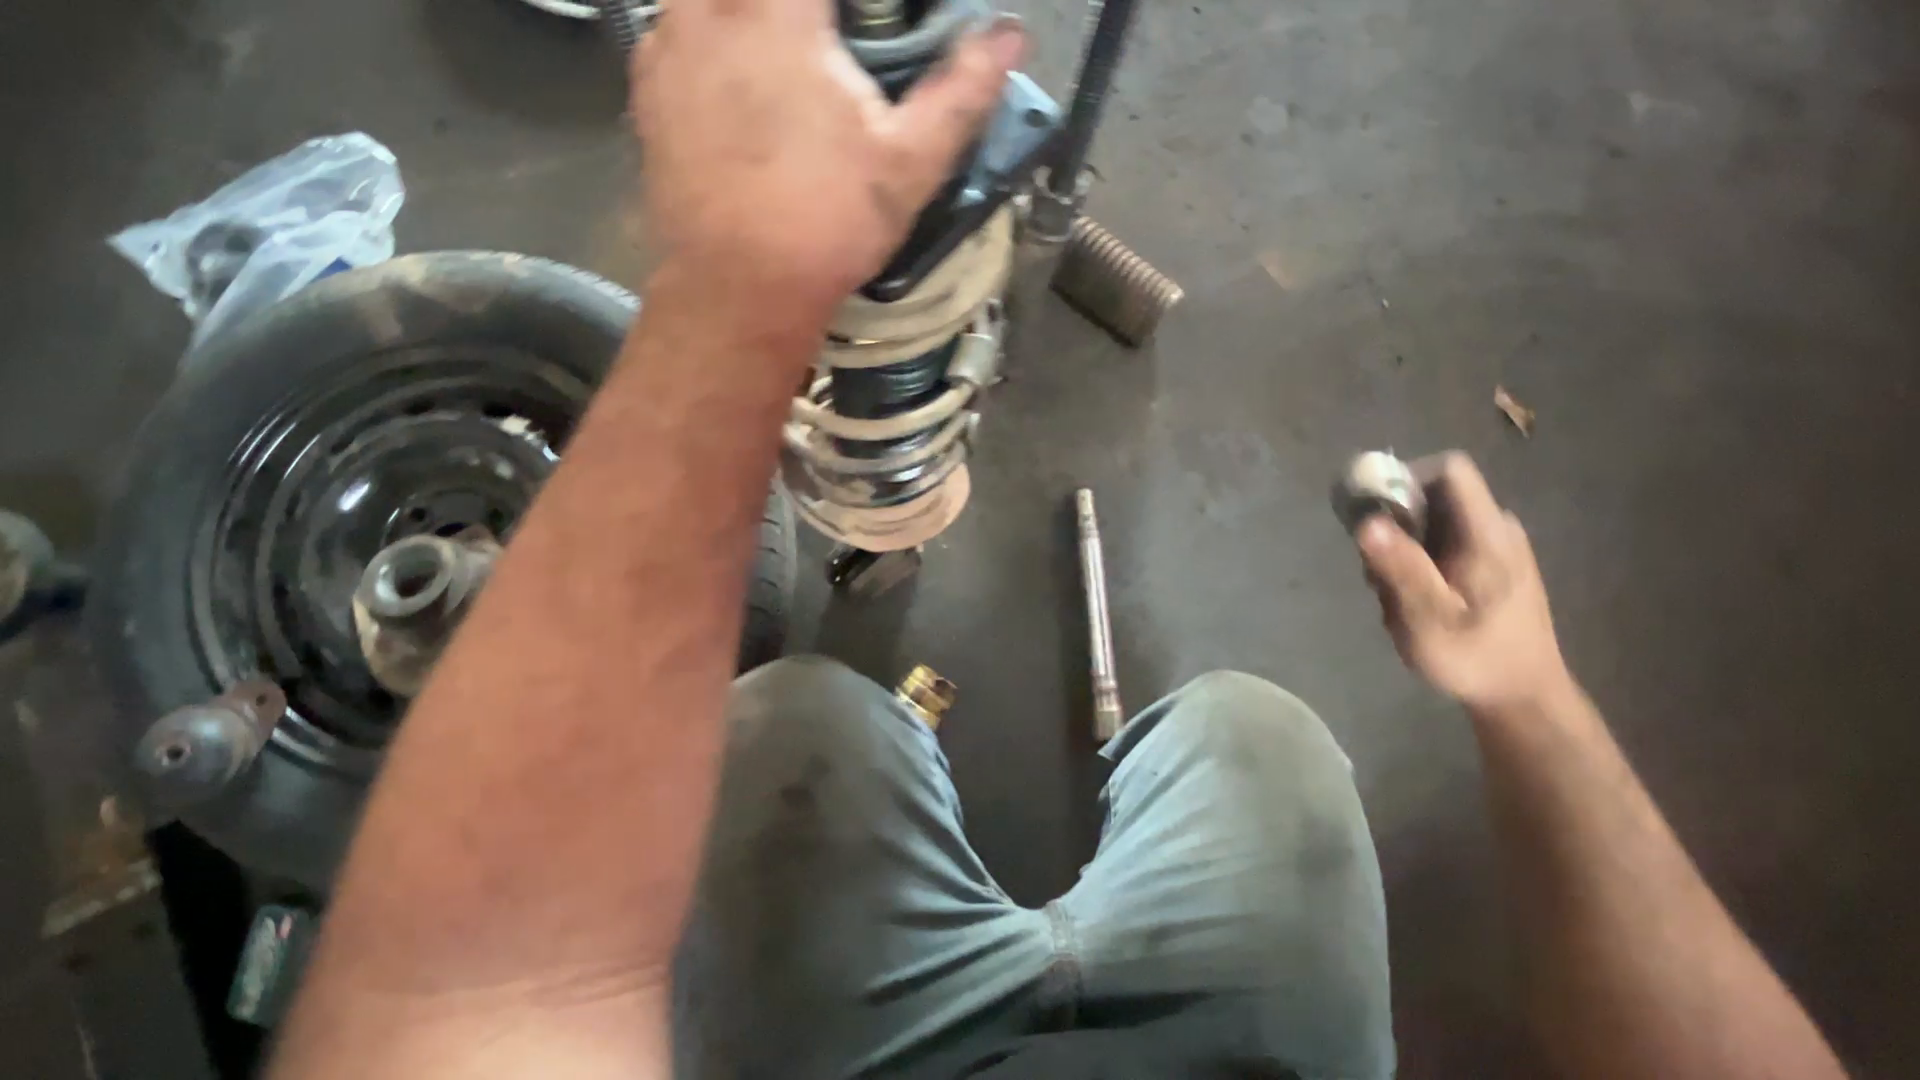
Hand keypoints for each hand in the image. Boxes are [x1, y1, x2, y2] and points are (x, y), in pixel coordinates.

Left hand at [630, 0, 1025, 324]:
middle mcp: (710, 10)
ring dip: (755, 11)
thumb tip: (1010, 36)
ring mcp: (668, 45)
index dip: (853, 3)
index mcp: (778, 12)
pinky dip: (713, 29)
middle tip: (835, 37)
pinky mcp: (647, 87)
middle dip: (804, 10)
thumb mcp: (909, 162)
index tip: (869, 21)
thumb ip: (961, 89)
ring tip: (794, 55)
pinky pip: (677, 22)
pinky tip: (744, 79)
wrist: (738, 291)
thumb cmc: (826, 225)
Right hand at [1357, 453, 1573, 711]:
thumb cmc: (1476, 659)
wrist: (1523, 699)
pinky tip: (1415, 605)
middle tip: (1379, 575)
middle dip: (1396, 528)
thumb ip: (1400, 568)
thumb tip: (1366, 521)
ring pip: (1432, 524)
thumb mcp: (1429, 619)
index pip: (1449, 469)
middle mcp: (1496, 529)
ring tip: (1396, 599)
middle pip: (1433, 497)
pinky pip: (1442, 545)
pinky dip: (1419, 566)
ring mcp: (1495, 547)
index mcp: (1488, 534)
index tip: (1375, 515)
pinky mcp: (1489, 566)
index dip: (1405, 479)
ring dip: (1403, 553)